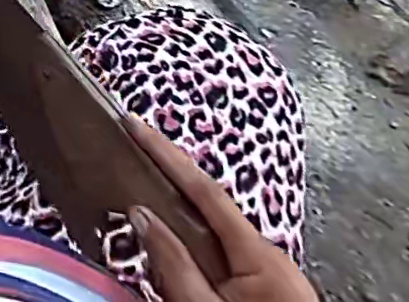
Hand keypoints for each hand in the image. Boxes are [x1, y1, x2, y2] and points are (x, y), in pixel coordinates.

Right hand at [127, 119, 316, 301]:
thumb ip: (172, 262)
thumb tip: (140, 212)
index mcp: (262, 259)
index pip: (203, 188)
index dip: (165, 152)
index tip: (133, 124)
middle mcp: (273, 261)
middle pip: (209, 206)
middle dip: (168, 177)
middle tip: (132, 149)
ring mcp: (275, 280)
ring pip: (212, 233)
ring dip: (177, 214)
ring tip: (142, 199)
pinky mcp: (270, 297)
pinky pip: (221, 256)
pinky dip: (190, 243)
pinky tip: (169, 248)